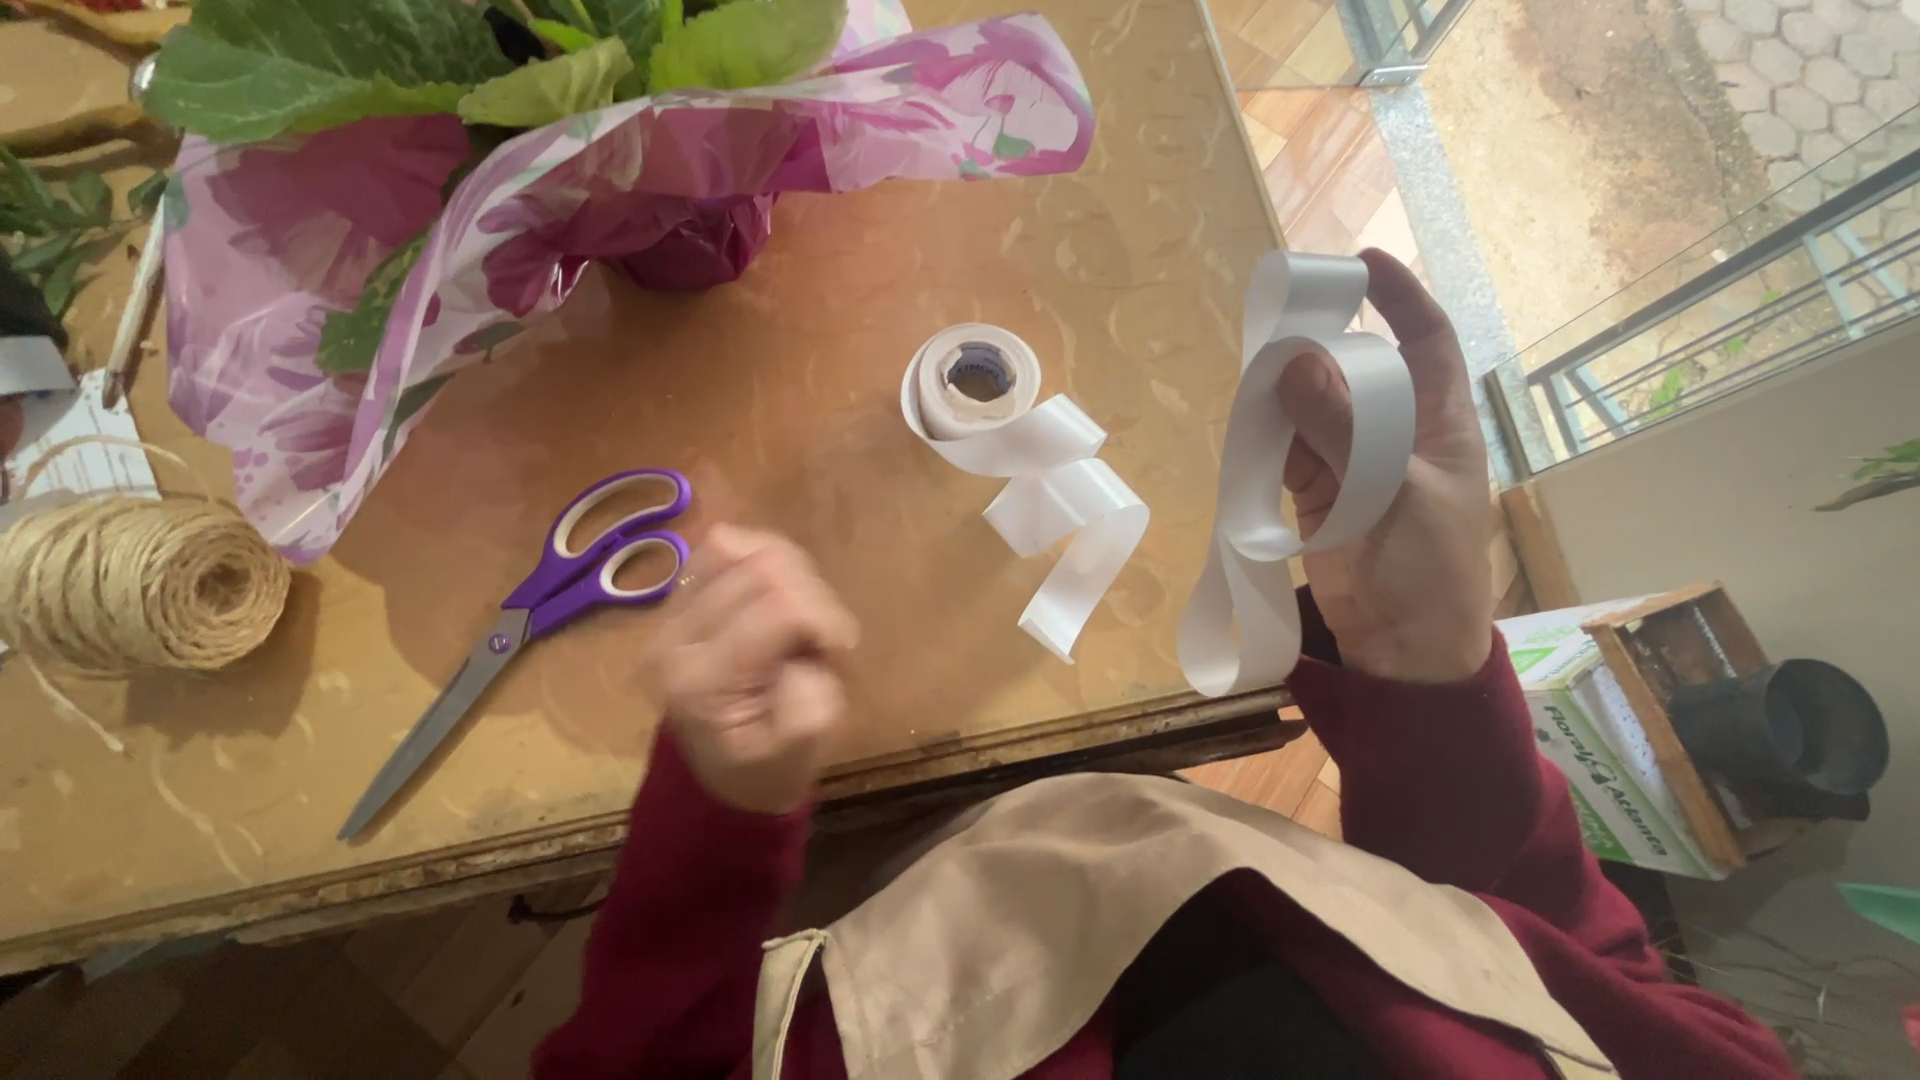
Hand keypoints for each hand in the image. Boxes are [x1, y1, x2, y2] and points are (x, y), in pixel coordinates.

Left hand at [646, 525, 859, 813]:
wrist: (717, 771)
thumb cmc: (767, 767)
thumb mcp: (800, 754)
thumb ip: (810, 705)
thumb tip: (809, 644)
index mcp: (704, 680)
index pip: (780, 606)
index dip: (826, 616)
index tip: (841, 647)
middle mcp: (674, 636)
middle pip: (763, 567)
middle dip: (813, 592)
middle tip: (822, 633)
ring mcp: (668, 612)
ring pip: (742, 545)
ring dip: (790, 571)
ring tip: (801, 611)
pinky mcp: (676, 595)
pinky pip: (722, 545)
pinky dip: (762, 557)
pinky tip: (779, 590)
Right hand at [1281, 249, 1494, 682]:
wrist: (1400, 644)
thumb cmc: (1426, 566)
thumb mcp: (1395, 491)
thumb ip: (1345, 430)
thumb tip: (1296, 364)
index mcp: (1439, 423)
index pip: (1425, 343)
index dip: (1400, 299)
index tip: (1361, 264)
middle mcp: (1394, 434)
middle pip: (1357, 371)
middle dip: (1324, 347)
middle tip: (1280, 326)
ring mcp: (1352, 464)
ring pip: (1315, 409)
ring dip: (1288, 393)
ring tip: (1256, 376)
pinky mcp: (1317, 494)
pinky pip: (1289, 450)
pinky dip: (1269, 437)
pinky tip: (1250, 425)